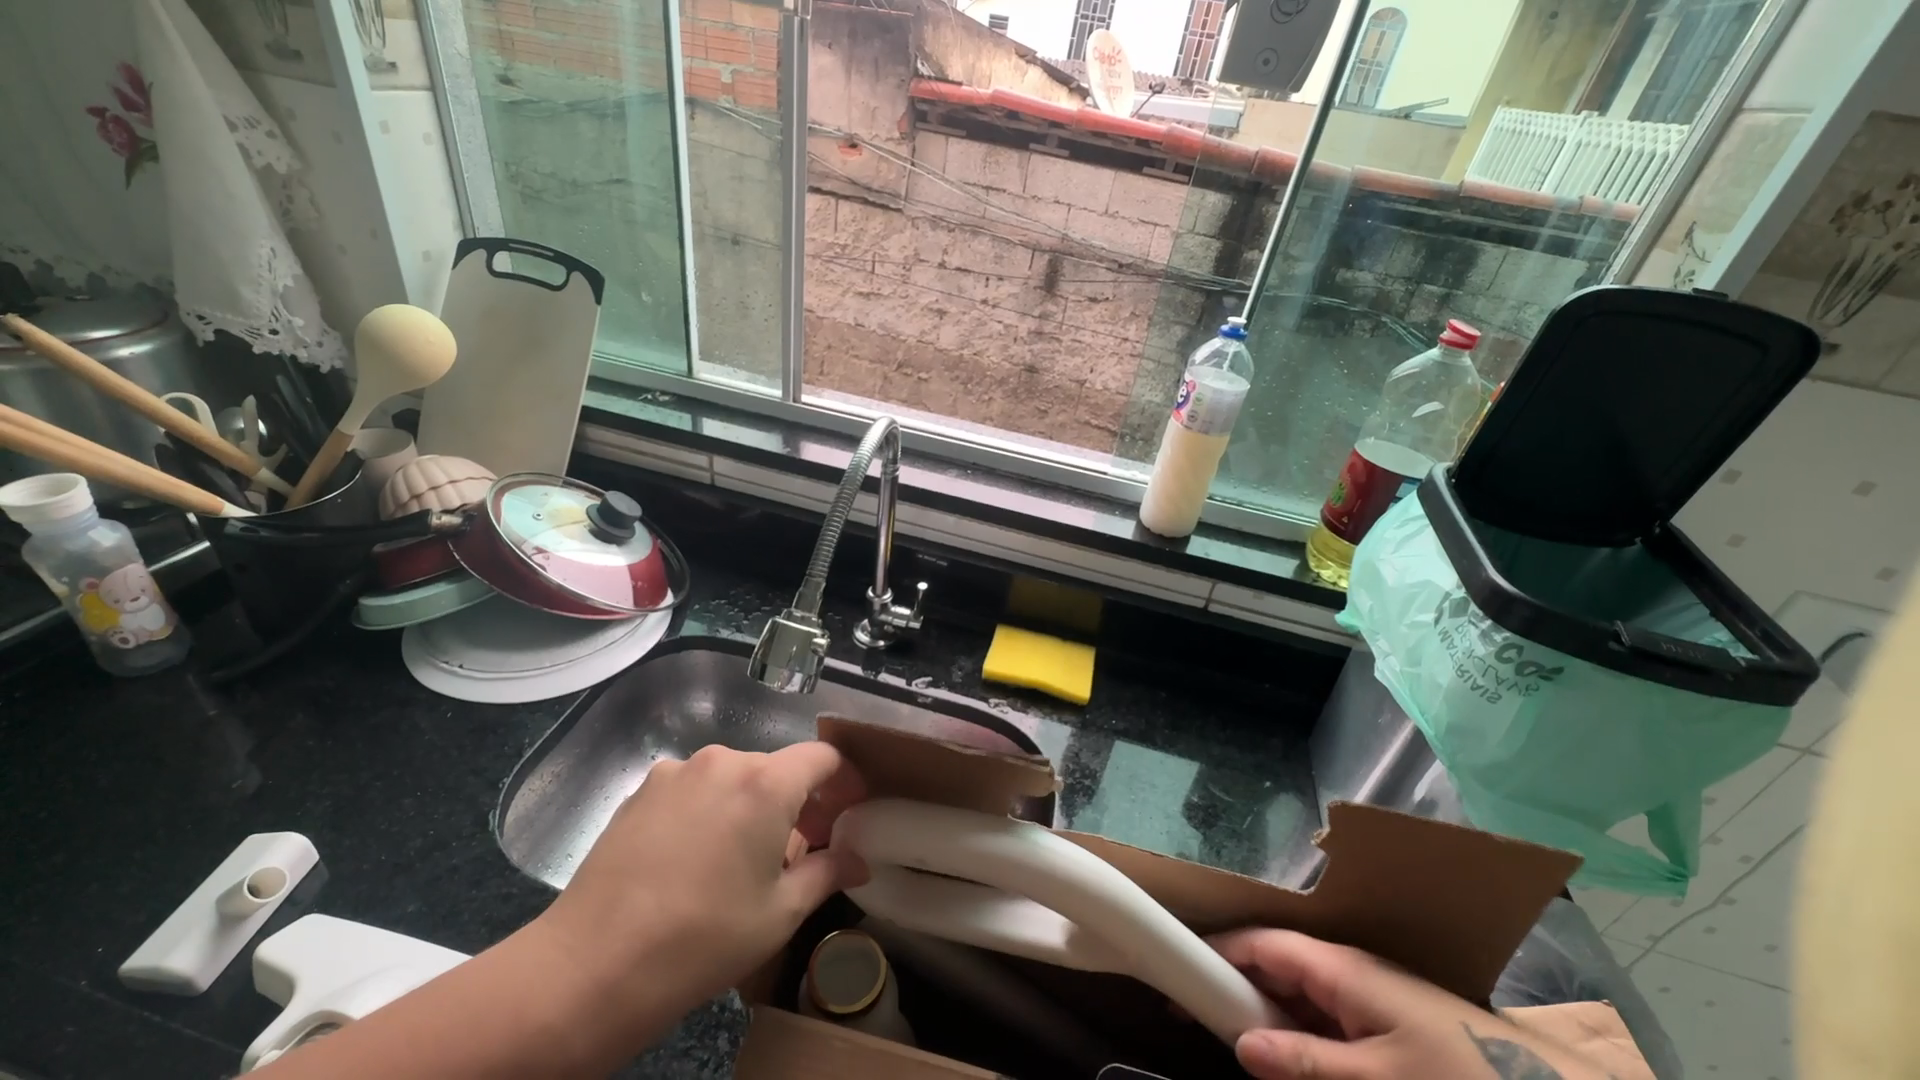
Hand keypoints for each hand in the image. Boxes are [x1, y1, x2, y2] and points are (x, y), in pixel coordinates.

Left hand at [535, 743, 868, 1021]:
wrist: (594, 964)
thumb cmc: (704, 938)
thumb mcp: (781, 912)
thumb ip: (827, 872)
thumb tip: (857, 861)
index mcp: (765, 783)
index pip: (821, 757)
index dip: (843, 780)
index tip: (849, 811)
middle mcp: (721, 761)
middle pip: (775, 769)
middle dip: (797, 802)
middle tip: (801, 851)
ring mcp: (674, 774)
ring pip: (732, 780)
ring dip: (750, 807)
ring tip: (742, 861)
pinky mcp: (638, 793)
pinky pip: (693, 791)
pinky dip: (709, 812)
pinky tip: (695, 861)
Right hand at [1212, 929, 1608, 1079]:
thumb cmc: (1456, 1077)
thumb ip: (1306, 1062)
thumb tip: (1240, 1046)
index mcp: (1343, 970)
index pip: (1264, 944)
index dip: (1218, 952)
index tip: (1179, 975)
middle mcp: (1352, 973)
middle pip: (1277, 965)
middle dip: (1236, 986)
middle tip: (1195, 1018)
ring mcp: (1371, 999)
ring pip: (1301, 995)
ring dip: (1266, 1015)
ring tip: (1232, 1040)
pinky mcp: (1388, 1025)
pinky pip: (1327, 1019)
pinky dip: (1298, 1034)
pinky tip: (1289, 1060)